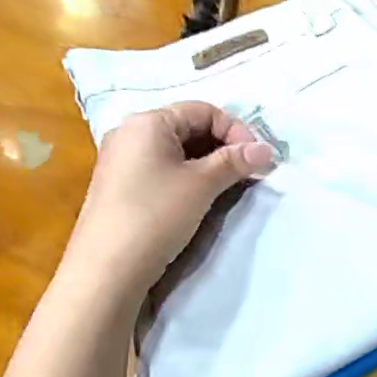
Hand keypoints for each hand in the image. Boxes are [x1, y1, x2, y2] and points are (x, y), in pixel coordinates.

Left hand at [64, 103, 275, 295]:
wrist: (109, 265)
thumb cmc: (156, 214)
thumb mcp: (202, 184)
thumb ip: (235, 162)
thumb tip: (267, 150)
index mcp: (148, 122)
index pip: (203, 110)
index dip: (236, 130)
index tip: (257, 159)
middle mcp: (132, 133)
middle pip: (190, 127)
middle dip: (225, 147)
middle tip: (250, 172)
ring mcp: (125, 160)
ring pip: (179, 150)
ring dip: (210, 163)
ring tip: (231, 185)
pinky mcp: (124, 185)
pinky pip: (165, 168)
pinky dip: (190, 176)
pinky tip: (203, 196)